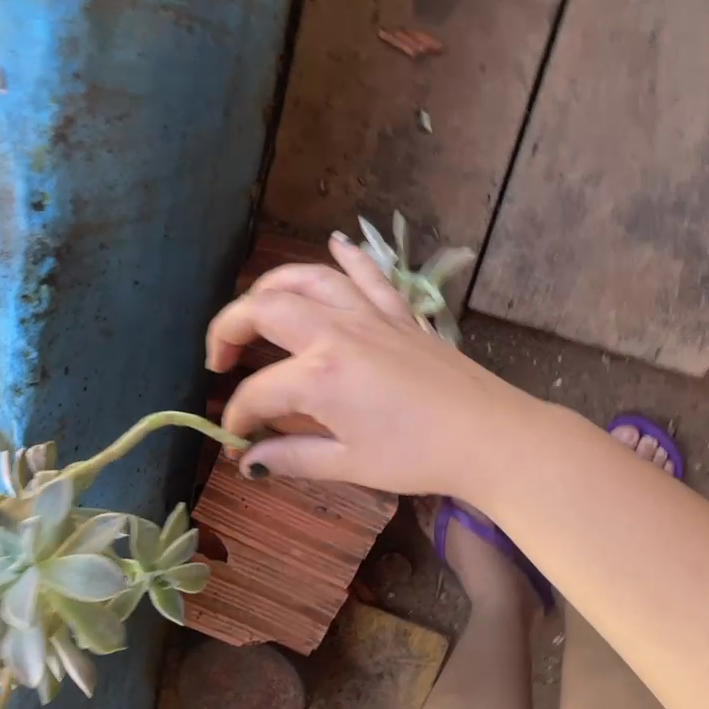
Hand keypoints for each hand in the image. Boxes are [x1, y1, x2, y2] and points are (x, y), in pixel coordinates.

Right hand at [206, 233, 542, 498]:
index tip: (235, 435)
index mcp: (318, 376)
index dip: (236, 414)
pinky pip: (368, 273)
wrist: (488, 436)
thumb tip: (248, 461)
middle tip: (220, 360)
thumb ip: (290, 457)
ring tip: (256, 307)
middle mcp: (336, 332)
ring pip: (309, 277)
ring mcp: (369, 316)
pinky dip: (348, 257)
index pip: (256, 392)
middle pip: (263, 310)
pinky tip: (335, 245)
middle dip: (229, 330)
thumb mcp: (347, 463)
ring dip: (273, 285)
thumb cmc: (416, 456)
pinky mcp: (399, 314)